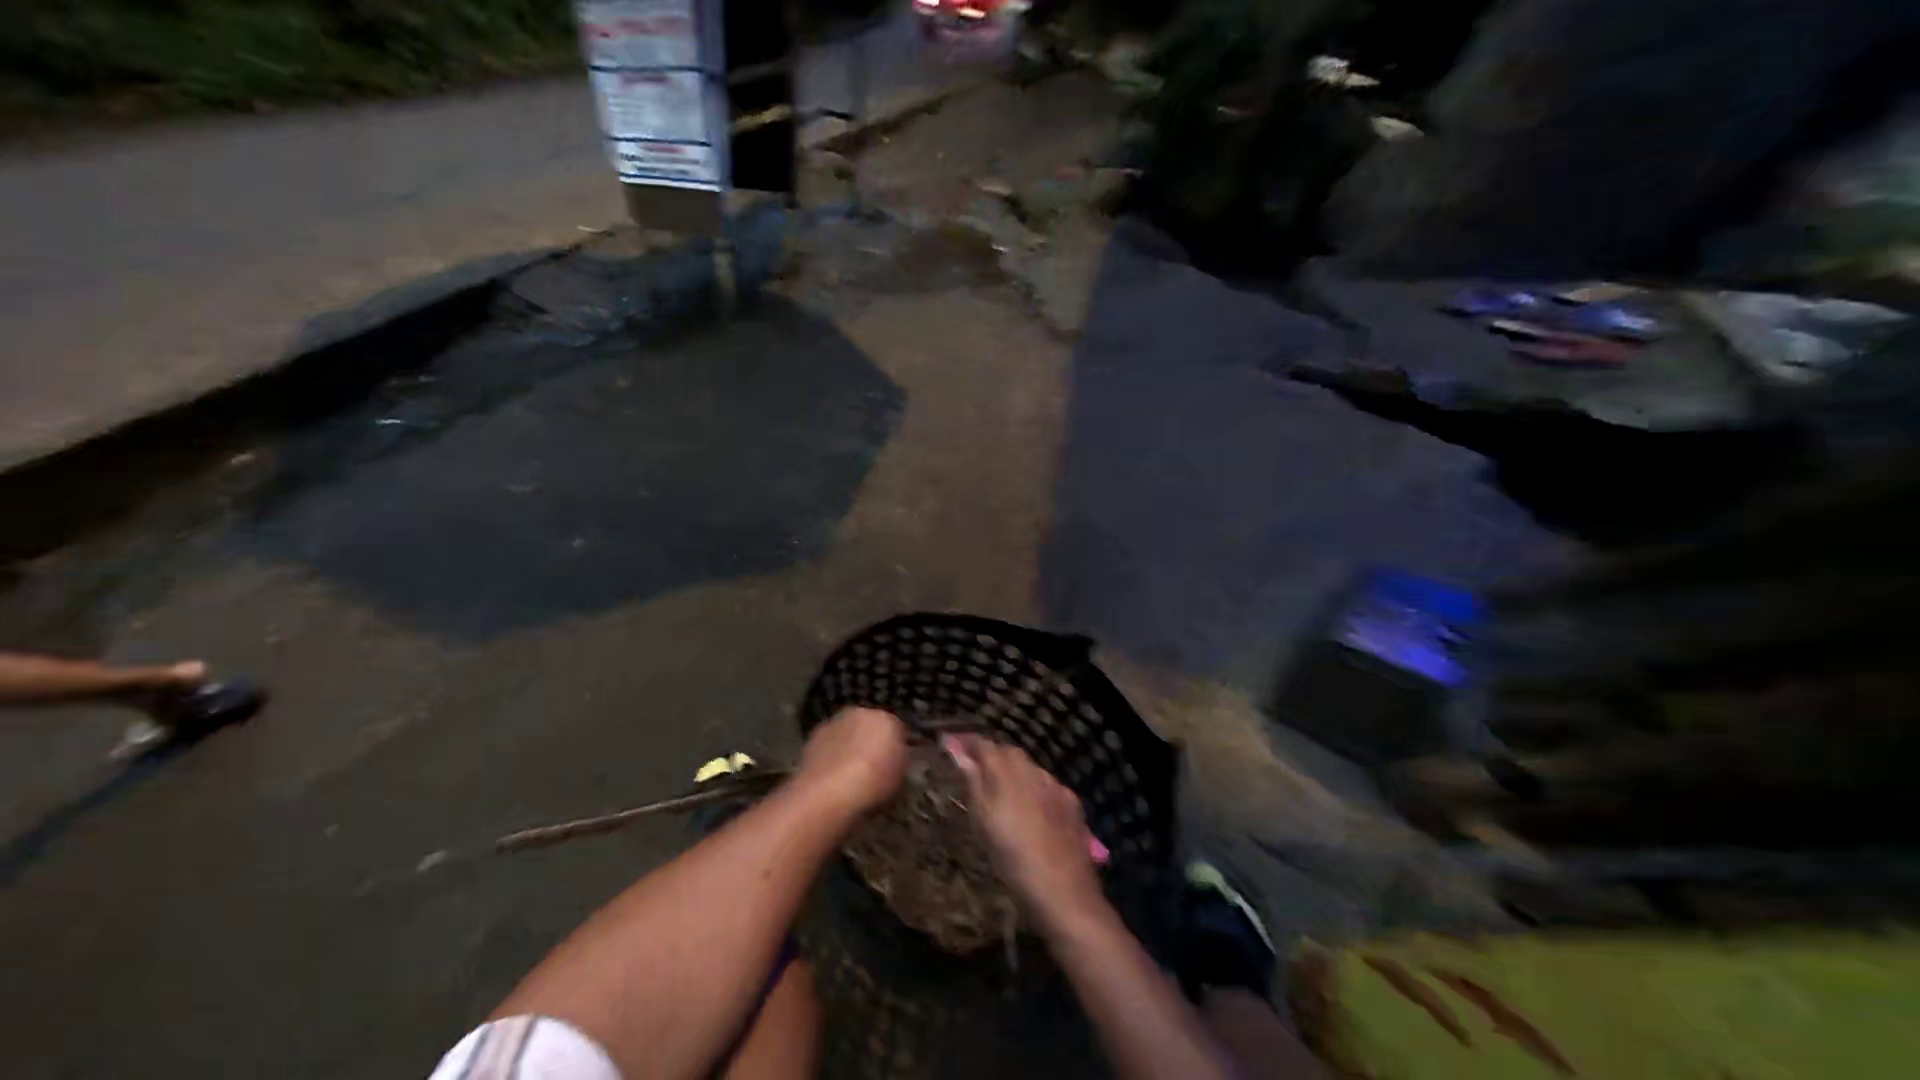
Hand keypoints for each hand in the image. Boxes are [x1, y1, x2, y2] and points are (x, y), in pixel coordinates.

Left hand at [795, 707, 908, 815]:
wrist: (828, 792)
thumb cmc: (872, 785)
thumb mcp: (899, 777)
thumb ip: (899, 760)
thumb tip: (896, 755)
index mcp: (887, 720)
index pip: (898, 729)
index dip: (897, 745)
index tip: (895, 762)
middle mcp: (861, 713)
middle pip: (870, 725)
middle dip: (872, 739)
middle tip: (873, 764)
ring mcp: (835, 722)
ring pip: (848, 731)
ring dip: (850, 743)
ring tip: (849, 770)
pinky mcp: (814, 735)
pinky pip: (830, 741)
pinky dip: (832, 751)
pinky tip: (831, 772)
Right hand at [942, 734, 1106, 928]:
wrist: (1062, 888)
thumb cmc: (1011, 857)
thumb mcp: (982, 821)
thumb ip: (972, 781)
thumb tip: (957, 750)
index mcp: (1005, 772)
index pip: (983, 744)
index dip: (967, 743)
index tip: (951, 745)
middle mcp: (1031, 770)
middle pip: (1008, 752)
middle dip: (992, 756)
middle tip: (976, 772)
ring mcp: (1055, 784)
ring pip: (1030, 768)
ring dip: (1015, 772)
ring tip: (1004, 794)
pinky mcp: (1072, 801)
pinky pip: (1048, 785)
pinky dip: (1035, 789)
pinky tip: (1033, 810)